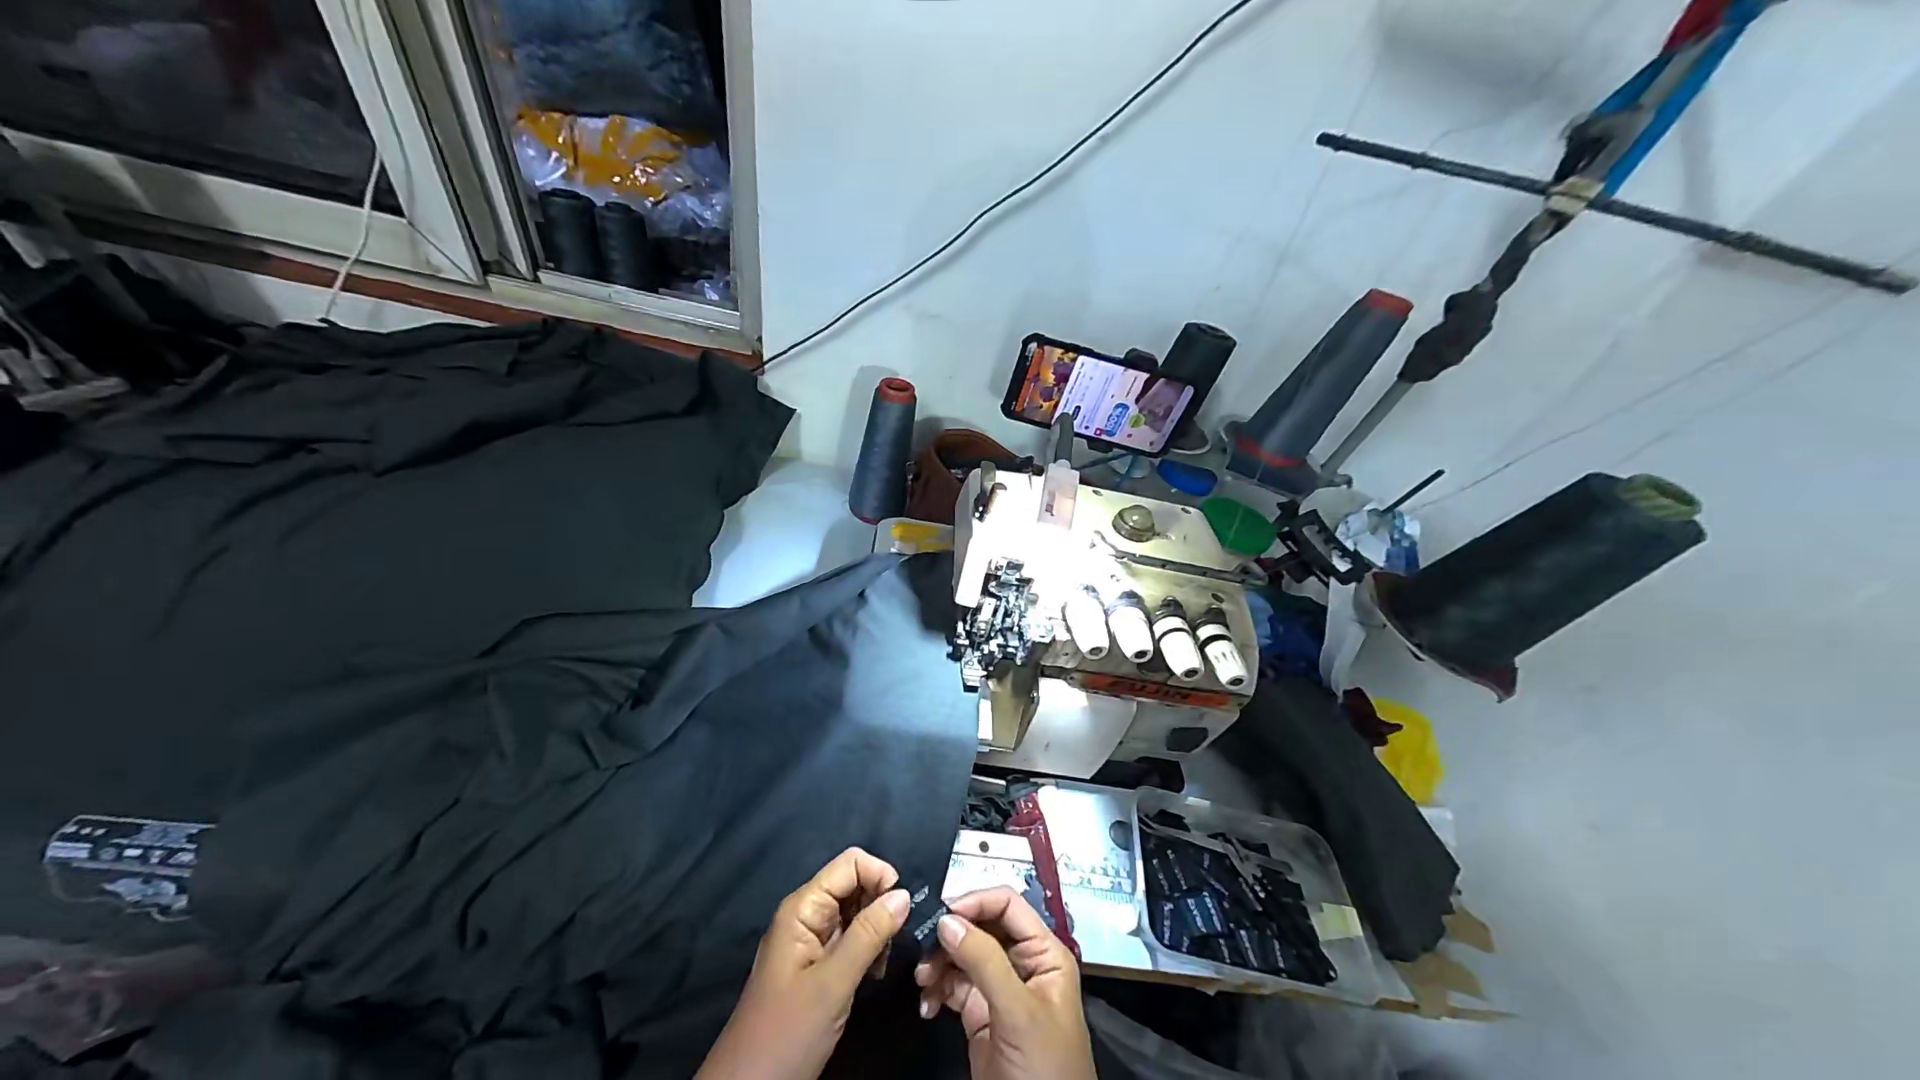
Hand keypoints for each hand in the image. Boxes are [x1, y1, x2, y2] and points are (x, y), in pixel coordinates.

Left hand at [695, 847, 910, 1079]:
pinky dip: (869, 949)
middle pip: (856, 884)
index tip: (901, 911)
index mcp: (803, 907)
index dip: (880, 877)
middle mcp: (808, 915)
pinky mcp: (820, 964)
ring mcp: (812, 940)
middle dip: (881, 905)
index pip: (851, 864)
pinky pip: (853, 939)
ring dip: (877, 931)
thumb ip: (868, 935)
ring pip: (858, 912)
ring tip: (881, 964)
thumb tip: (904, 894)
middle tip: (891, 944)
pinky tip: (874, 974)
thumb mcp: (832, 983)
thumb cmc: (787, 1032)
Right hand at [914, 887, 1094, 1079]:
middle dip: (951, 935)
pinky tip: (927, 1006)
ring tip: (922, 982)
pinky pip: (953, 987)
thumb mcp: (1018, 1011)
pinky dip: (937, 991)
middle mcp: (1022, 963)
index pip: (1008, 905)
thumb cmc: (1044, 1067)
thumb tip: (946, 919)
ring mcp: (999, 989)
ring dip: (939, 963)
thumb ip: (984, 961)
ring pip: (963, 956)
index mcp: (1044, 953)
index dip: (975, 902)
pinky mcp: (980, 1015)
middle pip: (981, 928)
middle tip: (922, 950)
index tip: (941, 913)